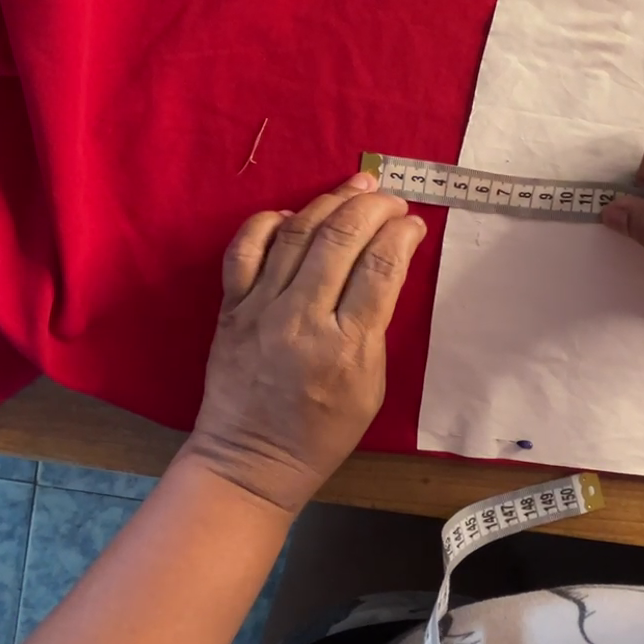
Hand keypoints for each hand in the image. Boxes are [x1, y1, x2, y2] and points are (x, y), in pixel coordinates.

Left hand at [182, 173, 426, 514]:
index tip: (413, 223)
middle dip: (372, 206)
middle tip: (390, 197)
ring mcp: (259, 308)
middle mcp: (300, 318)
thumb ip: (375, 324)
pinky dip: (267, 222)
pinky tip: (292, 213)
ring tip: (356, 185)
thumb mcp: (371, 386)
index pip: (380, 268)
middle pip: (340, 239)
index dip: (401, 235)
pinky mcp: (230, 306)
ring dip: (330, 201)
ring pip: (296, 233)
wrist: (249, 458)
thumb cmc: (321, 432)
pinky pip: (244, 248)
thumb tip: (385, 264)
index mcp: (345, 347)